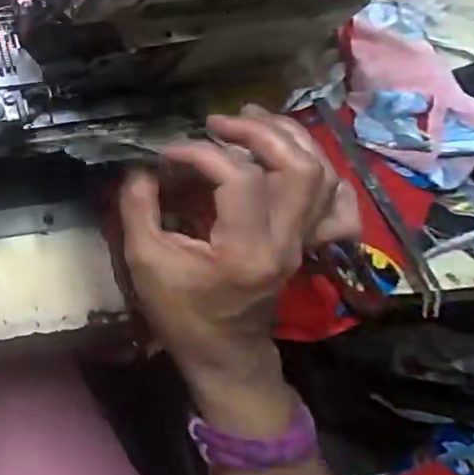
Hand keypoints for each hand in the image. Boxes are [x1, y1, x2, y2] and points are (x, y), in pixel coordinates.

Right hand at [118, 107, 359, 426]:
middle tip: (218, 121)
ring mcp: (303, 242)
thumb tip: (141, 166)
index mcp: (246, 249)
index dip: (202, 153)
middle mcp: (286, 242)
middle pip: (299, 168)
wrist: (223, 353)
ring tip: (250, 121)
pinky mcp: (306, 242)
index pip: (240, 179)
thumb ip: (138, 208)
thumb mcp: (144, 261)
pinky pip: (335, 202)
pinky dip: (319, 171)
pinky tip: (290, 155)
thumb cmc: (180, 312)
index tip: (166, 153)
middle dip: (259, 133)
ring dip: (289, 139)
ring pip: (322, 176)